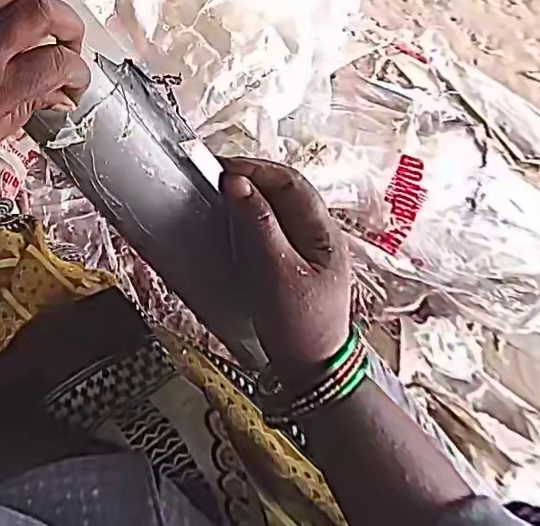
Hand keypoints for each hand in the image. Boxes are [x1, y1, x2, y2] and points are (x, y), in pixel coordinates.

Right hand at [222, 158, 353, 379]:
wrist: (310, 370)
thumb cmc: (298, 322)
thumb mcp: (276, 271)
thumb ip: (258, 223)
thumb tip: (235, 181)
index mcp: (325, 233)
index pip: (292, 182)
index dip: (256, 169)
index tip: (221, 170)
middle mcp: (318, 232)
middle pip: (285, 188)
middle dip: (250, 175)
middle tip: (214, 176)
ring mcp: (306, 244)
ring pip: (277, 203)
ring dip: (248, 191)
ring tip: (219, 190)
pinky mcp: (291, 255)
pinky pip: (270, 220)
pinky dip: (248, 209)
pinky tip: (231, 213)